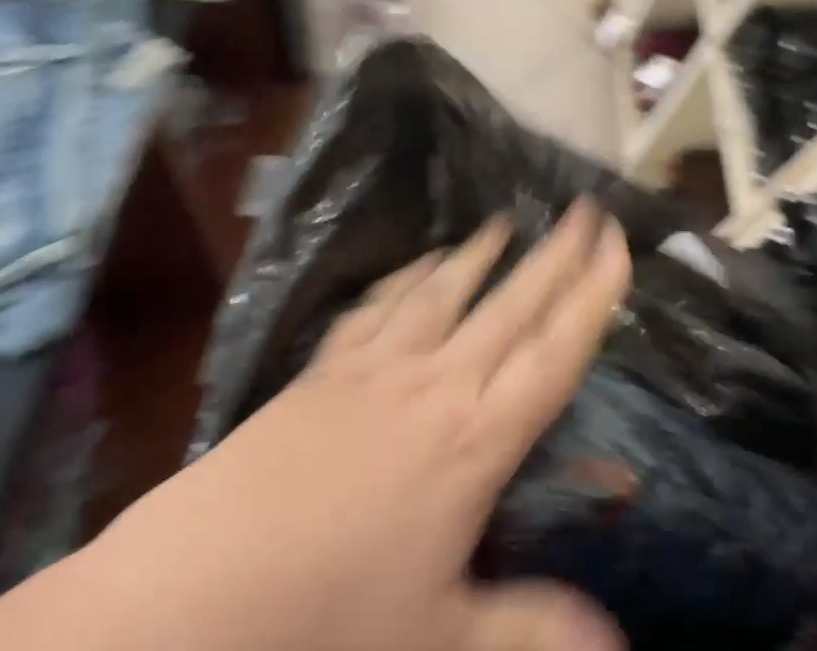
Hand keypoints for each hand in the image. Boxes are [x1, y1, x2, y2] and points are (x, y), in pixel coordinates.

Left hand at [0, 200, 633, 650]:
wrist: (196, 590)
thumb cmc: (328, 617)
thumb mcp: (443, 635)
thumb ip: (534, 626)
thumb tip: (621, 643)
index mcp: (475, 441)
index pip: (552, 355)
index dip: (591, 297)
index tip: (617, 246)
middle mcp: (433, 387)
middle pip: (508, 307)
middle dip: (555, 256)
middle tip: (585, 209)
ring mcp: (373, 371)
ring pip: (443, 294)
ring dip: (480, 255)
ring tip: (509, 221)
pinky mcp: (323, 371)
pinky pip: (377, 308)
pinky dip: (407, 278)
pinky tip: (420, 263)